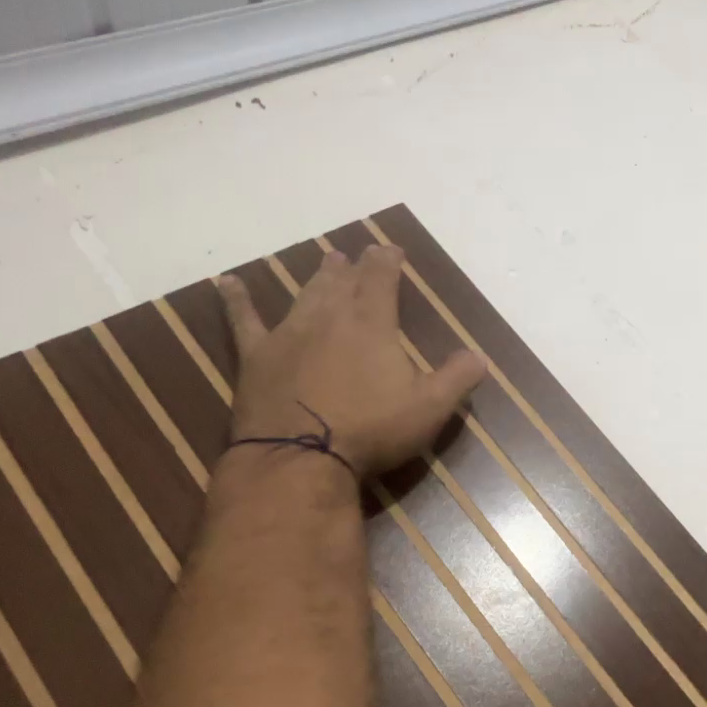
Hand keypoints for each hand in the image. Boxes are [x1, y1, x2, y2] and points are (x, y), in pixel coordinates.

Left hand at [217, 244, 486, 476]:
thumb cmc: (371, 431)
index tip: (391, 250)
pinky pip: (243, 321)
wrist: (299, 457)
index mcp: (372, 324)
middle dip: (354, 267)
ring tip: (325, 261)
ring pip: (305, 295)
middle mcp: (329, 318)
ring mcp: (288, 334)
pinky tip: (226, 284)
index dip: (387, 262)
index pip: (381, 279)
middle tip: (357, 255)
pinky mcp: (255, 357)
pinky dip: (236, 301)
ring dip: (317, 277)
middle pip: (342, 282)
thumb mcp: (428, 409)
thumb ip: (456, 379)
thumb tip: (480, 357)